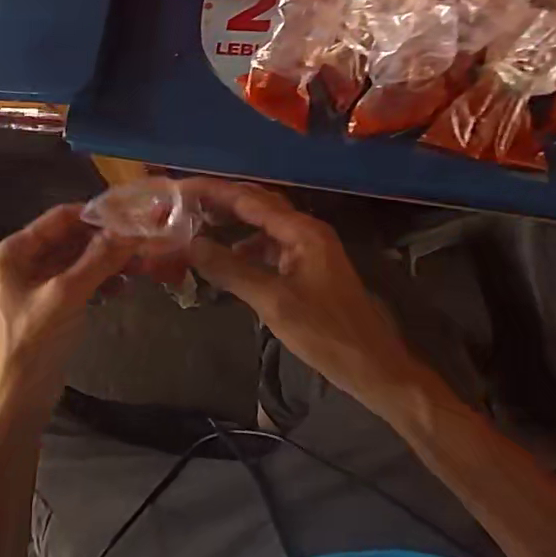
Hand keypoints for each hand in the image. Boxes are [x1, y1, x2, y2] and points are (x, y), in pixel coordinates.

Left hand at [0, 204, 136, 431]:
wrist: (17, 402)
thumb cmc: (32, 345)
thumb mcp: (66, 297)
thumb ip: (98, 260)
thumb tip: (131, 230)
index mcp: (14, 251)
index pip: (60, 218)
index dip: (96, 214)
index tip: (133, 214)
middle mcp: (23, 261)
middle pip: (72, 238)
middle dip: (107, 240)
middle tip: (146, 241)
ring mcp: (37, 284)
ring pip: (79, 260)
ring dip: (109, 261)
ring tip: (143, 264)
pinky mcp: (51, 304)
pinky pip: (81, 281)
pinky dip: (102, 280)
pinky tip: (123, 287)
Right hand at [178, 178, 428, 411]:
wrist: (375, 369)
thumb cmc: (327, 333)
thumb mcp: (273, 302)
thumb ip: (231, 270)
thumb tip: (191, 245)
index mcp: (302, 231)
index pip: (249, 199)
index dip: (212, 191)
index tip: (180, 188)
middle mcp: (305, 231)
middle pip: (257, 204)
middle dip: (219, 200)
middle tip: (182, 202)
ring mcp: (308, 250)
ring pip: (262, 224)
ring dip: (231, 222)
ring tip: (197, 224)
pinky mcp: (306, 269)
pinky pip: (268, 245)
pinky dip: (243, 245)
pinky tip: (225, 257)